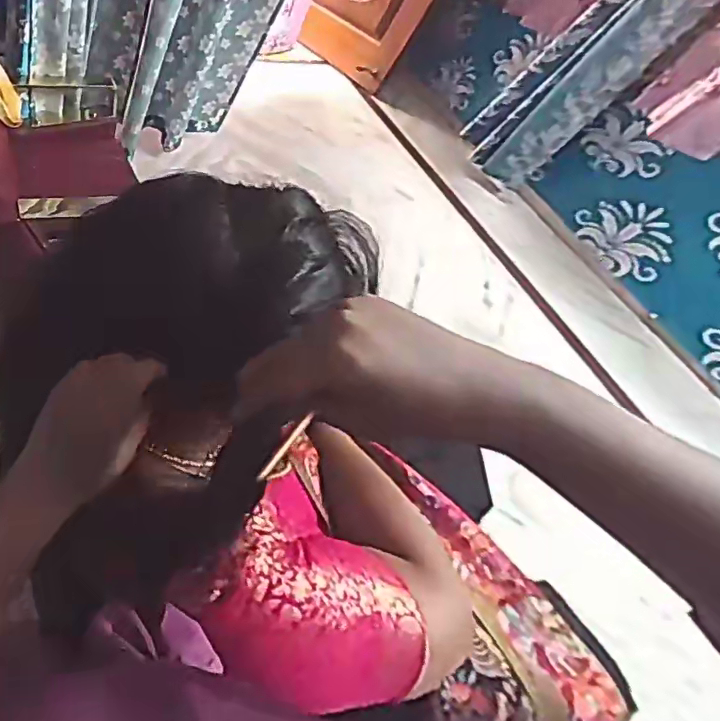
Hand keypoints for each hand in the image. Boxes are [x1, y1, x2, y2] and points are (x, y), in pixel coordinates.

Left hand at [11, 355, 162, 508]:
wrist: (48, 474)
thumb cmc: (95, 468)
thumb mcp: (129, 446)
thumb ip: (140, 418)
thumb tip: (146, 403)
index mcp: (122, 387)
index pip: (145, 367)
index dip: (156, 372)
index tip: (163, 380)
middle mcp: (98, 374)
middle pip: (122, 361)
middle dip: (134, 370)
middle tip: (142, 387)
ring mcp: (75, 377)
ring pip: (102, 363)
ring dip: (113, 371)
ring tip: (119, 390)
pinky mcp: (59, 384)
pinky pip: (84, 371)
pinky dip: (95, 377)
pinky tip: (96, 395)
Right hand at [236, 296, 540, 443]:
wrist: (484, 386)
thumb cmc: (423, 414)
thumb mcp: (357, 419)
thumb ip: (308, 404)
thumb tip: (274, 402)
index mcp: (330, 353)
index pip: (270, 374)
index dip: (249, 397)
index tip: (235, 414)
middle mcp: (331, 320)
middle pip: (278, 351)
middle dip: (262, 378)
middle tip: (253, 402)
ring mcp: (347, 306)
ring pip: (298, 337)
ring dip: (288, 361)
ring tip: (289, 386)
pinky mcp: (363, 301)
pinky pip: (323, 326)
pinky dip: (313, 346)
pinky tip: (322, 365)